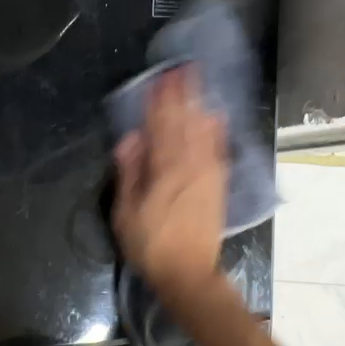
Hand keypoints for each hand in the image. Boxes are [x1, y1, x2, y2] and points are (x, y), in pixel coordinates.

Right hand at [112, 66, 228, 302]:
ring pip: (202, 132)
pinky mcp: (217, 186)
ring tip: (198, 82)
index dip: (159, 102)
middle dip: (181, 96)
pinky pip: (218, 150)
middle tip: (182, 69)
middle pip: (183, 123)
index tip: (159, 79)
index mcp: (163, 171)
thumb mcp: (126, 213)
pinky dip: (216, 130)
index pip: (160, 128)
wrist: (189, 275)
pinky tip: (216, 116)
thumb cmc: (151, 245)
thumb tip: (130, 139)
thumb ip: (129, 173)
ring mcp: (206, 175)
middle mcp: (188, 167)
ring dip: (198, 105)